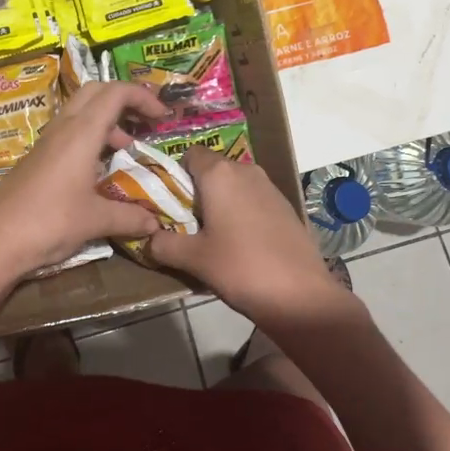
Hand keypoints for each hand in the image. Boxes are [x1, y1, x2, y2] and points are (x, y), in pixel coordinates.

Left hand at [0, 82, 171, 282]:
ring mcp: (46, 142)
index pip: (115, 93)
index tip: (163, 116)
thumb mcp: (95, 221)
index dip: (143, 97)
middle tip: (144, 122)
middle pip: (96, 92)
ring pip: (80, 111)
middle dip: (124, 100)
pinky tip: (98, 169)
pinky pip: (69, 132)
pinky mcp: (37, 157)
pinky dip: (90, 137)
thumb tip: (156, 223)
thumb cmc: (49, 223)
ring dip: (106, 121)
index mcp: (80, 133)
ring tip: (126, 150)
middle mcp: (63, 128)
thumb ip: (129, 217)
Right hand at [146, 148, 338, 323]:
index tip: (170, 203)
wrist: (301, 295)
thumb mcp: (194, 259)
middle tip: (187, 223)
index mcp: (219, 173)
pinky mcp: (285, 205)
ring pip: (234, 185)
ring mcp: (269, 186)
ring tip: (213, 236)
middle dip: (197, 191)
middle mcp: (245, 170)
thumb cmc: (240, 268)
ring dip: (221, 203)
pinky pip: (253, 199)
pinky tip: (241, 244)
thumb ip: (164, 244)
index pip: (189, 154)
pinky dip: (242, 212)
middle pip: (212, 169)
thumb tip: (148, 239)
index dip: (176, 175)